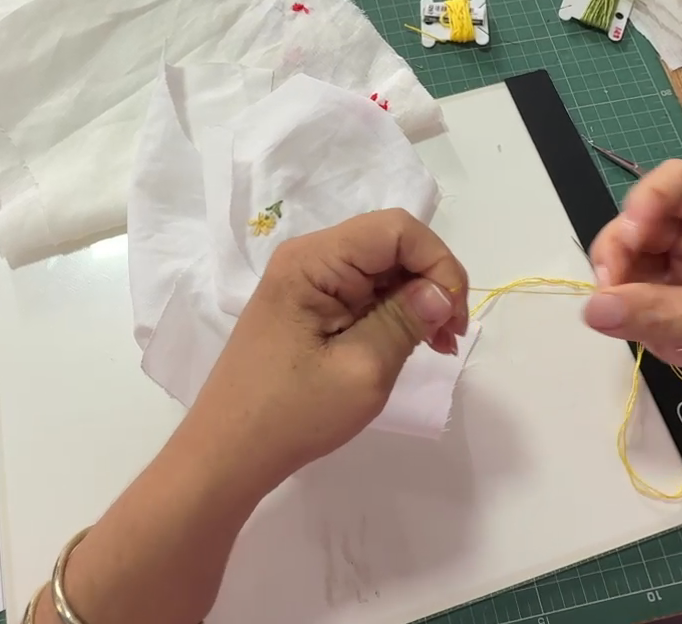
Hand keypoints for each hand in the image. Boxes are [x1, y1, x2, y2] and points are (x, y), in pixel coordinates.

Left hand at [185, 209, 469, 489]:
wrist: (228, 451)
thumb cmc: (290, 413)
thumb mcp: (361, 370)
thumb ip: (405, 321)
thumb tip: (441, 290)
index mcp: (314, 259)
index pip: (395, 229)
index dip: (436, 261)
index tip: (453, 315)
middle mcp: (310, 255)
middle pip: (390, 242)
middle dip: (431, 280)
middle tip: (451, 336)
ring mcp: (309, 278)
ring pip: (383, 266)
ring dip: (418, 297)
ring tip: (439, 344)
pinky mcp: (311, 302)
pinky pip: (366, 289)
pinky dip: (396, 310)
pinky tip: (414, 341)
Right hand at [582, 160, 681, 448]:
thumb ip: (659, 312)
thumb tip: (591, 307)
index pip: (679, 183)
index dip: (645, 203)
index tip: (628, 244)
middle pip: (645, 222)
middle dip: (623, 256)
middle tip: (609, 295)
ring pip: (635, 261)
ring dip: (628, 295)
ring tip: (648, 336)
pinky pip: (640, 299)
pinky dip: (640, 323)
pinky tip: (675, 354)